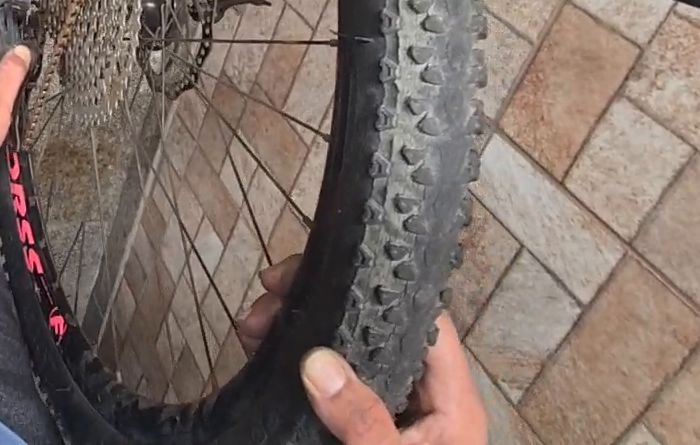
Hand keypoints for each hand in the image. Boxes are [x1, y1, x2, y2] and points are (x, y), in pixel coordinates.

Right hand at [235, 257, 485, 443]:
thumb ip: (362, 423)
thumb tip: (315, 359)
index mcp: (447, 399)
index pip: (420, 317)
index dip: (372, 284)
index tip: (312, 276)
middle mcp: (416, 390)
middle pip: (370, 320)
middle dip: (313, 300)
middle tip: (265, 295)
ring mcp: (383, 402)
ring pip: (340, 339)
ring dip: (293, 322)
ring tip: (251, 325)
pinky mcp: (355, 416)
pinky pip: (323, 369)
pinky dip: (290, 350)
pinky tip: (260, 346)